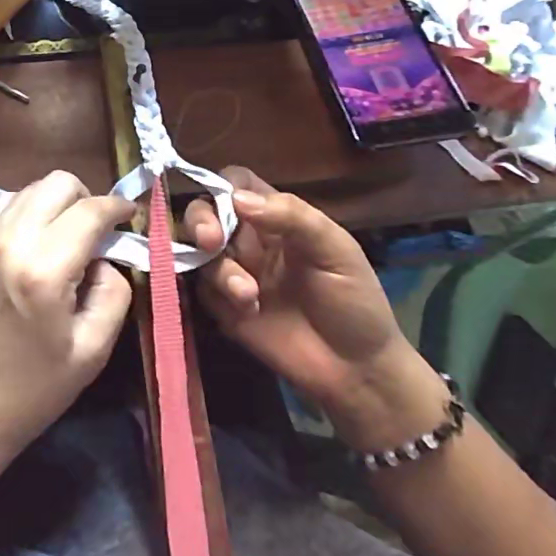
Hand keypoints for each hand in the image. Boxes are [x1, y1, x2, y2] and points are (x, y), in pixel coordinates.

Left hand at [0, 170, 134, 467]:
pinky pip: (8, 201)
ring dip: (58, 201)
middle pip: (58, 183)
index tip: (132, 215)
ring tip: (71, 237)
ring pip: (33, 186)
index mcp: (43, 268)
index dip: (118, 207)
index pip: (89, 210)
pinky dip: (31, 207)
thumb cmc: (36, 386)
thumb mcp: (94, 348)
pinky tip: (41, 238)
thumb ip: (114, 290)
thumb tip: (107, 255)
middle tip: (100, 234)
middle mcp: (11, 240)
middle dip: (88, 199)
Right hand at [184, 167, 448, 450]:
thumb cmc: (355, 300)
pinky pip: (201, 289)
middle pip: (204, 212)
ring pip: (198, 252)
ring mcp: (233, 272)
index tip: (225, 203)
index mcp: (276, 217)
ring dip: (218, 268)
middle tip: (210, 241)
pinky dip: (218, 295)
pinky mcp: (223, 307)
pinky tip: (247, 310)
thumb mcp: (335, 249)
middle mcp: (248, 239)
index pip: (236, 183)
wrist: (357, 371)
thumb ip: (292, 216)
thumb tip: (237, 198)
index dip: (223, 185)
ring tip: (248, 294)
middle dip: (200, 221)